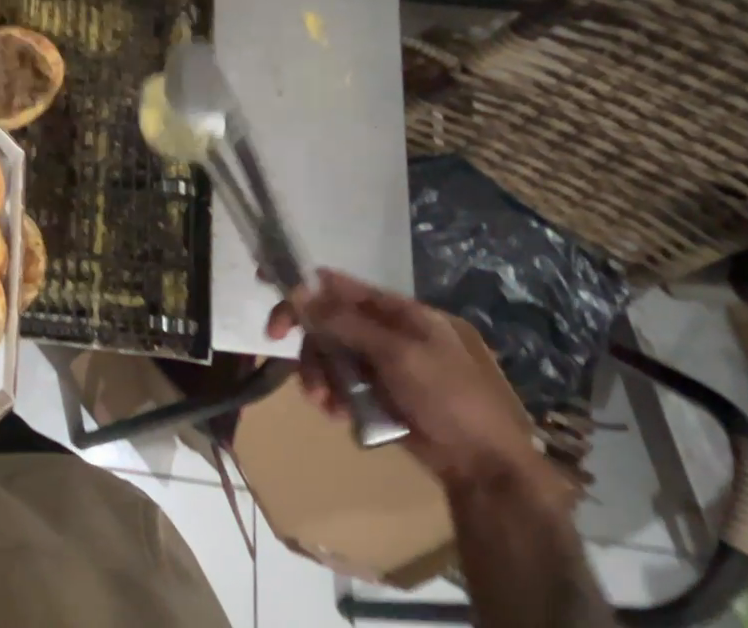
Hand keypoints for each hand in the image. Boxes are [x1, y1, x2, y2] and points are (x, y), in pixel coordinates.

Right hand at [267, 269, 541, 491]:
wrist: (482, 464)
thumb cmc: (448, 398)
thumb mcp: (397, 354)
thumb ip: (346, 322)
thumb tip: (298, 290)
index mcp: (399, 313)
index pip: (339, 285)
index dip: (302, 283)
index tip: (265, 285)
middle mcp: (384, 332)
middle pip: (325, 322)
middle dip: (307, 341)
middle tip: (277, 347)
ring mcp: (378, 364)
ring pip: (326, 355)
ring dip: (317, 375)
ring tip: (326, 402)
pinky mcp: (373, 393)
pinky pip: (336, 383)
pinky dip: (330, 395)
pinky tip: (338, 413)